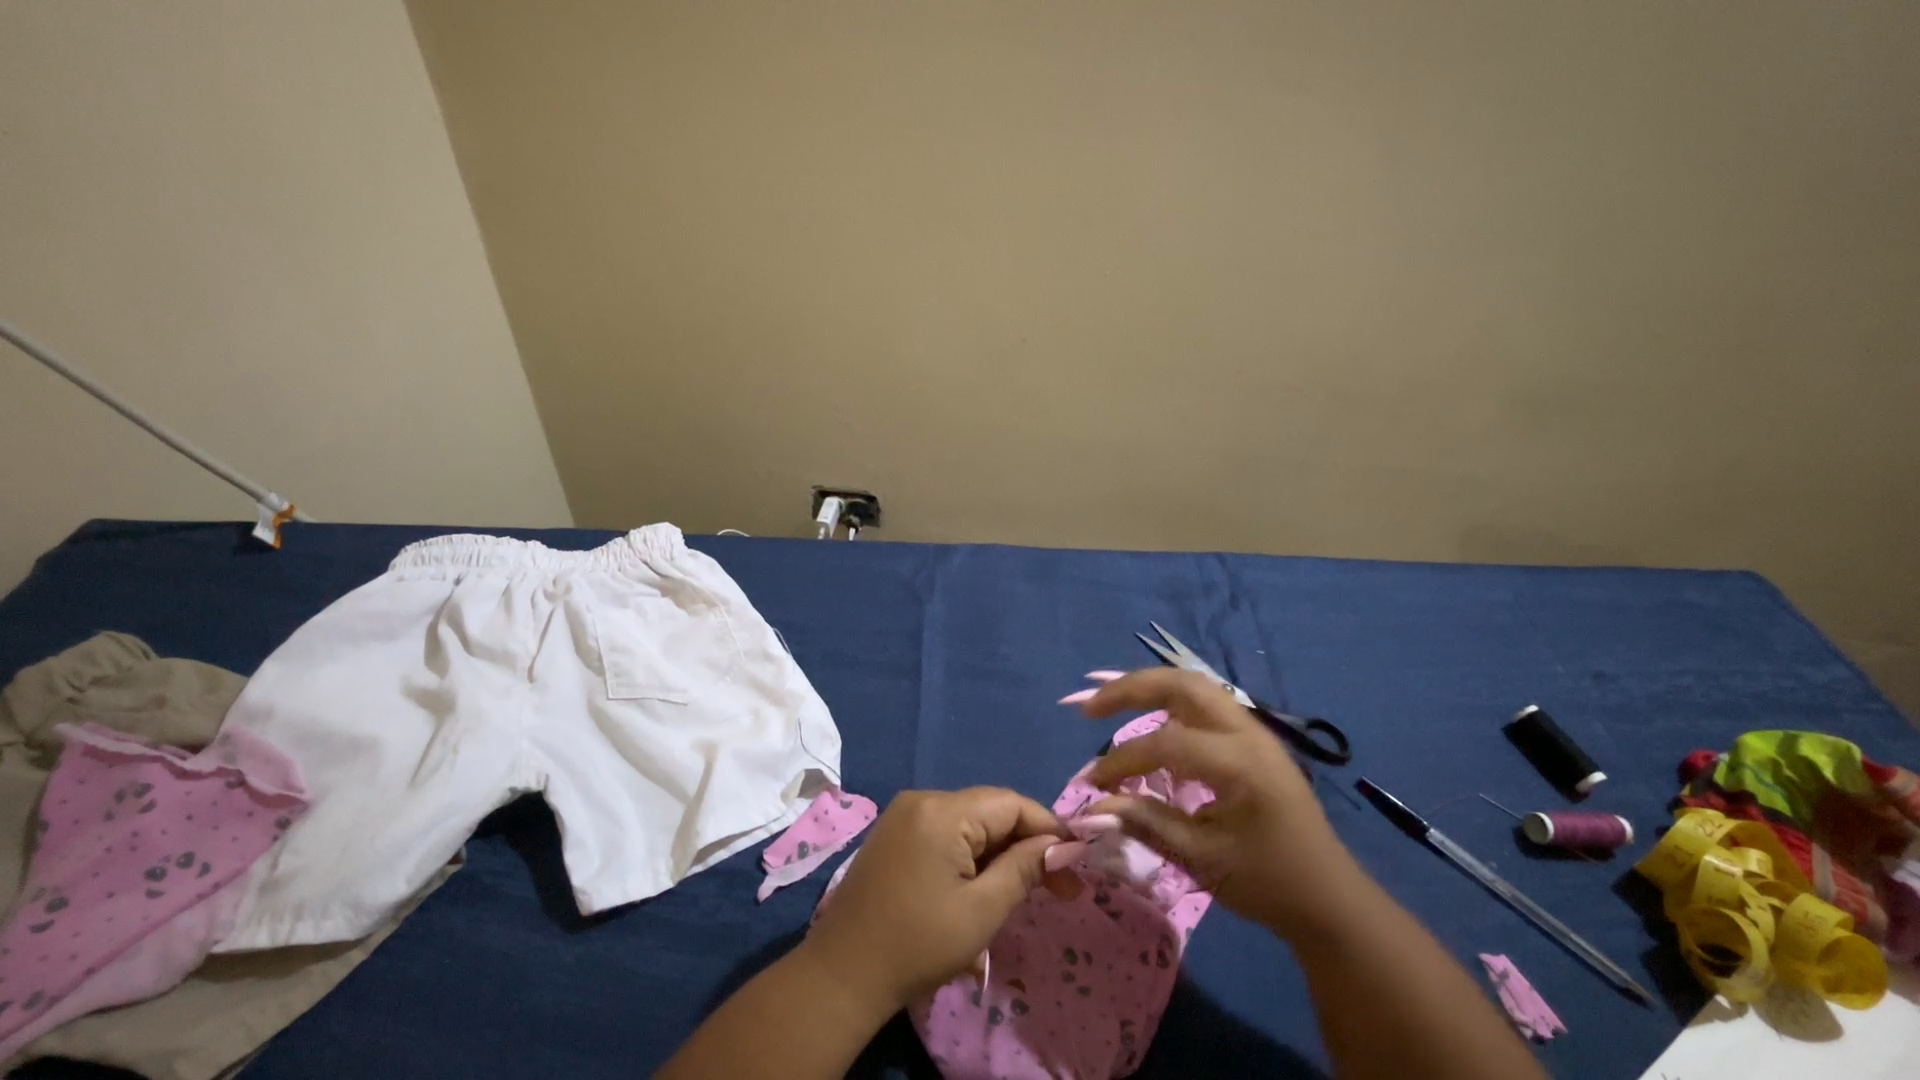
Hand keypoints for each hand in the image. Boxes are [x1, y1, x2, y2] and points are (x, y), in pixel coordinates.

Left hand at [801, 787, 1066, 1012]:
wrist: (842, 975)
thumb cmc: (918, 943)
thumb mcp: (982, 910)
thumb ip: (1024, 868)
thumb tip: (1062, 846)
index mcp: (942, 810)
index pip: (1012, 803)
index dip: (1049, 830)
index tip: (1076, 864)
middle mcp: (922, 800)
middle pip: (991, 811)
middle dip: (1027, 846)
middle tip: (1060, 889)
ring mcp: (903, 817)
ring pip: (970, 825)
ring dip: (1000, 855)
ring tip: (1025, 894)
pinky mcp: (894, 837)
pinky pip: (946, 836)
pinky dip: (972, 859)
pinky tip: (985, 890)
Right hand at [1076, 668, 1366, 939]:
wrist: (1329, 897)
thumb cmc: (1268, 883)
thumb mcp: (1203, 859)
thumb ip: (1147, 823)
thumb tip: (1094, 806)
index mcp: (1239, 764)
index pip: (1164, 744)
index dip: (1120, 760)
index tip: (1091, 784)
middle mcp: (1248, 733)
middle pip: (1182, 684)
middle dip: (1130, 688)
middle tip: (1089, 708)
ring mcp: (1255, 732)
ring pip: (1195, 687)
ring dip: (1150, 689)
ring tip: (1110, 705)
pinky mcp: (1255, 741)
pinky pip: (1206, 706)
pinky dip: (1170, 705)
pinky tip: (1148, 723)